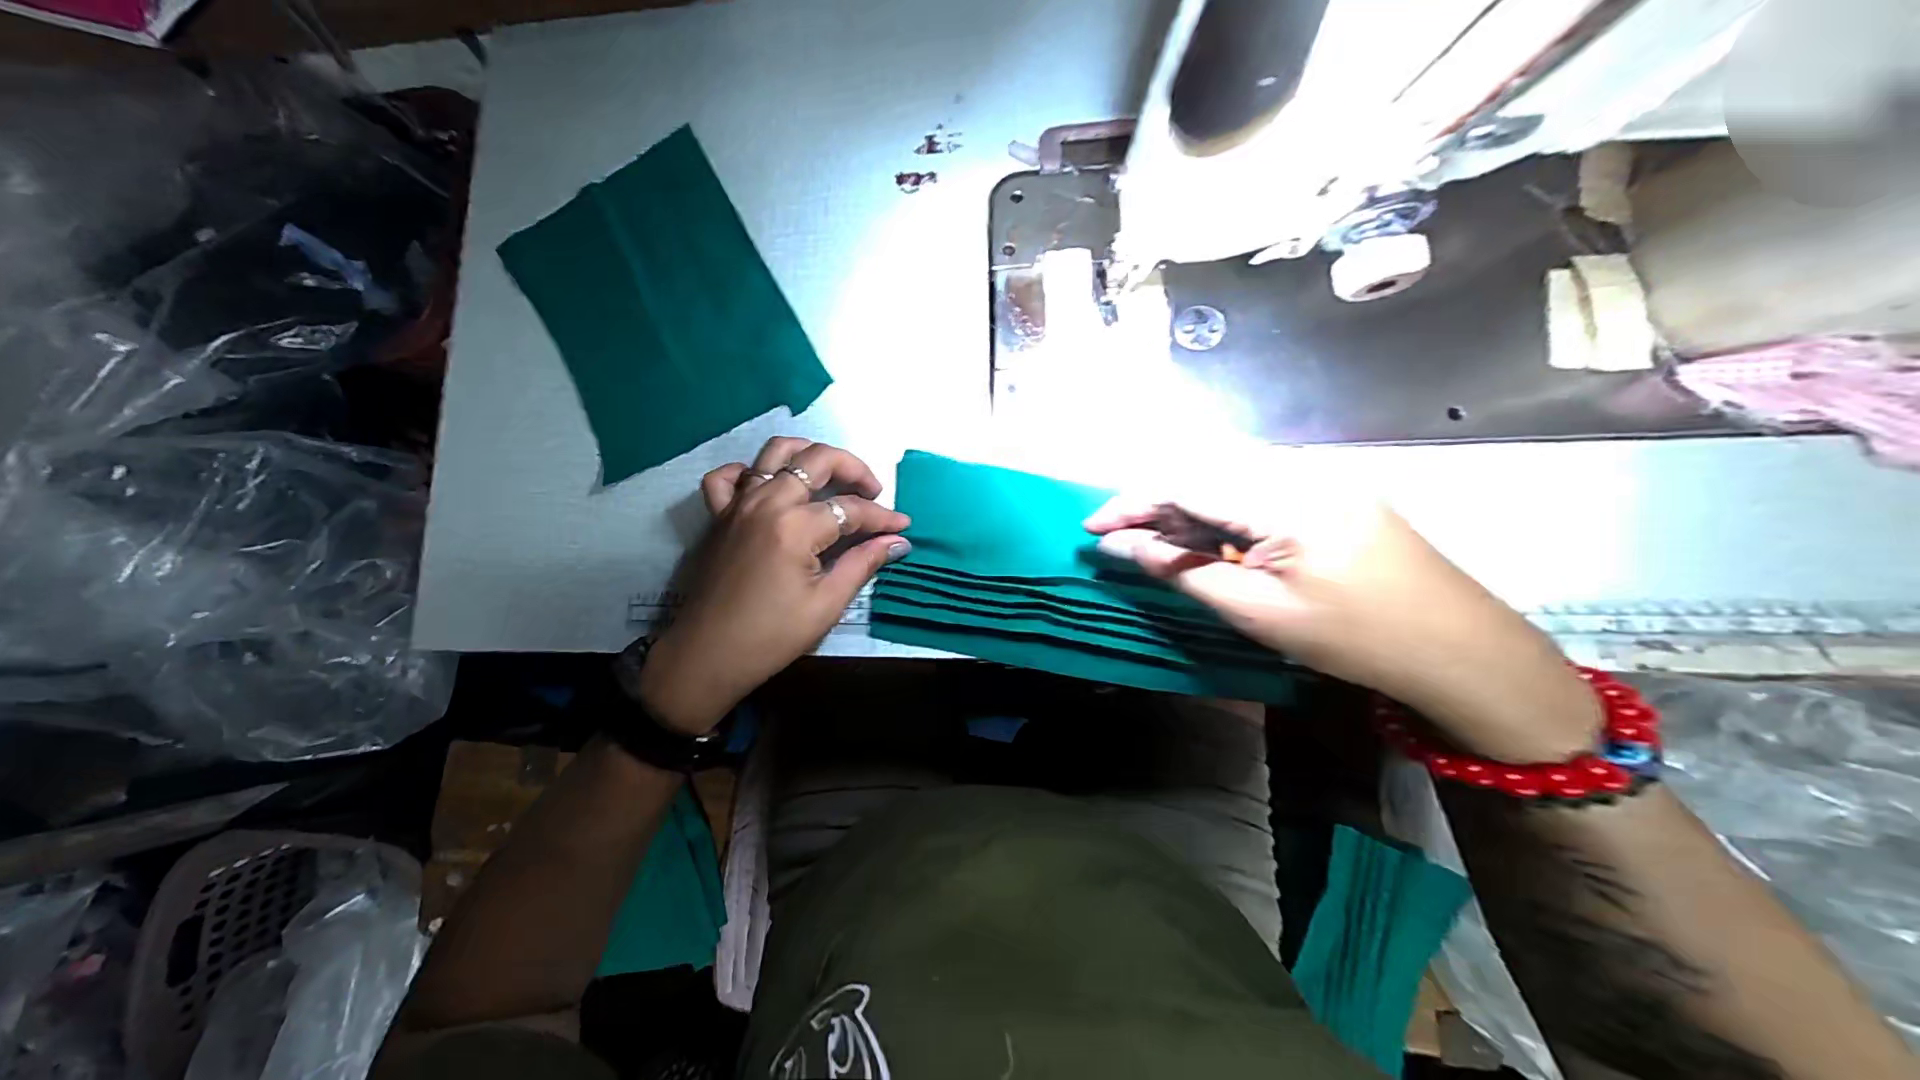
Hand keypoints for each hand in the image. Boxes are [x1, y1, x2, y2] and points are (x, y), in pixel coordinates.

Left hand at [627, 438, 910, 734]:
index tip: (902, 528)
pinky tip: (767, 486)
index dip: (882, 518)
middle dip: (853, 469)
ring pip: (774, 452)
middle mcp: (766, 502)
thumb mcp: (826, 604)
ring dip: (808, 455)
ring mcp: (738, 504)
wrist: (707, 656)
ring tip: (829, 476)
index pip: (850, 508)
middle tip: (872, 492)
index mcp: (795, 526)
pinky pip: (727, 477)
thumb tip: (897, 541)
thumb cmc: (771, 636)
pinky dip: (749, 471)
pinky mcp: (718, 516)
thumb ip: (862, 563)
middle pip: (817, 459)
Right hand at [1084, 482, 1599, 762]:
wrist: (1458, 648)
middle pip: (1204, 471)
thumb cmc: (1352, 637)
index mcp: (1283, 497)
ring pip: (1230, 477)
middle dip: (1155, 503)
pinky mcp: (1332, 490)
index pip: (1186, 483)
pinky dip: (1222, 510)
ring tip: (1156, 542)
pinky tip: (1207, 537)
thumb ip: (1182, 570)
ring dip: (1186, 506)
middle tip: (1121, 539)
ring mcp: (1321, 476)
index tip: (1093, 528)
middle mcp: (1301, 470)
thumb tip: (1123, 547)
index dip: (1132, 502)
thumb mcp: (1256, 611)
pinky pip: (1259, 487)